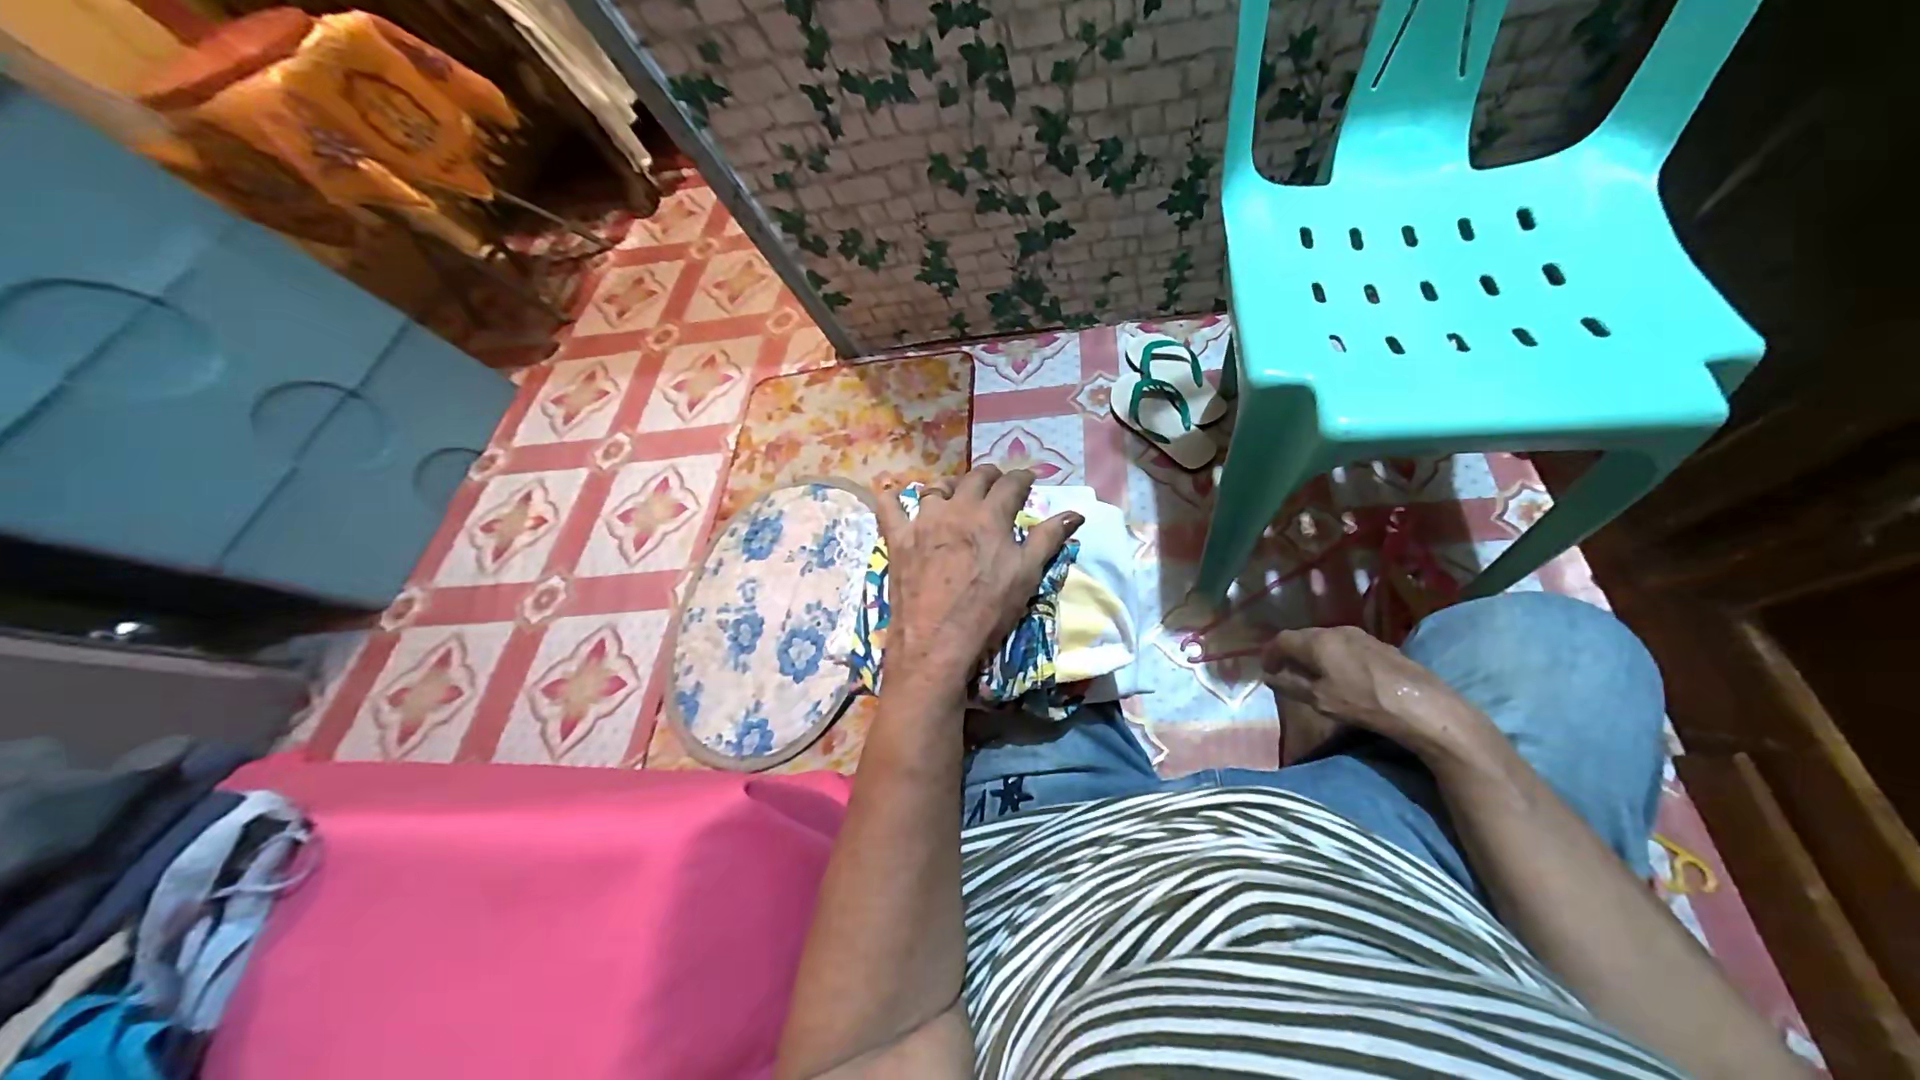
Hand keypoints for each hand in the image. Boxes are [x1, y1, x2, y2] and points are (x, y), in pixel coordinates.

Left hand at [877, 466, 1081, 694]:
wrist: (937, 640)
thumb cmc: (988, 610)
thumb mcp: (1026, 575)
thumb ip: (1049, 538)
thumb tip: (1075, 513)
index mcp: (991, 517)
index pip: (1011, 484)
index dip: (1022, 477)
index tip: (1028, 478)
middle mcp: (956, 510)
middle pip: (974, 478)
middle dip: (990, 475)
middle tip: (996, 482)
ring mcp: (923, 522)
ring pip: (935, 489)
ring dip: (950, 486)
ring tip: (956, 493)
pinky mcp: (898, 540)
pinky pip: (888, 508)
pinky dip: (890, 497)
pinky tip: (890, 492)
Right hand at [1261, 626, 1497, 761]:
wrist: (1422, 705)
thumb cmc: (1363, 702)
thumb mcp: (1319, 699)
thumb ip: (1291, 685)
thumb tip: (1271, 676)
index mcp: (1317, 641)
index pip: (1282, 639)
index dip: (1270, 653)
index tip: (1267, 669)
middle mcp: (1337, 630)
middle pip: (1304, 636)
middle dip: (1291, 651)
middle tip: (1285, 670)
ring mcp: (1361, 635)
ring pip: (1326, 639)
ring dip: (1313, 653)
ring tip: (1312, 672)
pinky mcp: (1381, 645)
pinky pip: (1345, 645)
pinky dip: (1333, 655)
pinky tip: (1341, 673)